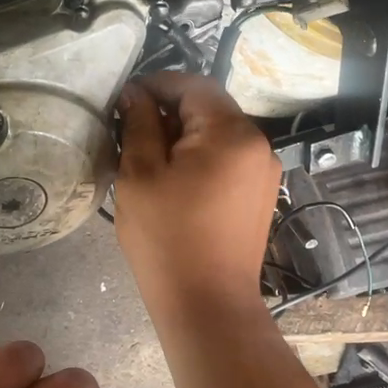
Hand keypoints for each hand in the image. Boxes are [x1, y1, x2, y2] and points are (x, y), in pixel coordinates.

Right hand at [115, 71, 281, 314]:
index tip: (123, 99)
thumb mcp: (140, 174)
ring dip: (183, 133)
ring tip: (147, 155)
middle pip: (209, 107)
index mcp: (231, 132)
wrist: (207, 303)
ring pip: (218, 133)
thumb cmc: (166, 236)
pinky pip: (228, 158)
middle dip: (168, 109)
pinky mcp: (260, 194)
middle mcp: (257, 144)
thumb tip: (135, 94)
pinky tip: (173, 178)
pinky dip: (200, 155)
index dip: (156, 84)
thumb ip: (138, 124)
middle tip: (128, 128)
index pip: (193, 85)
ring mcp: (264, 171)